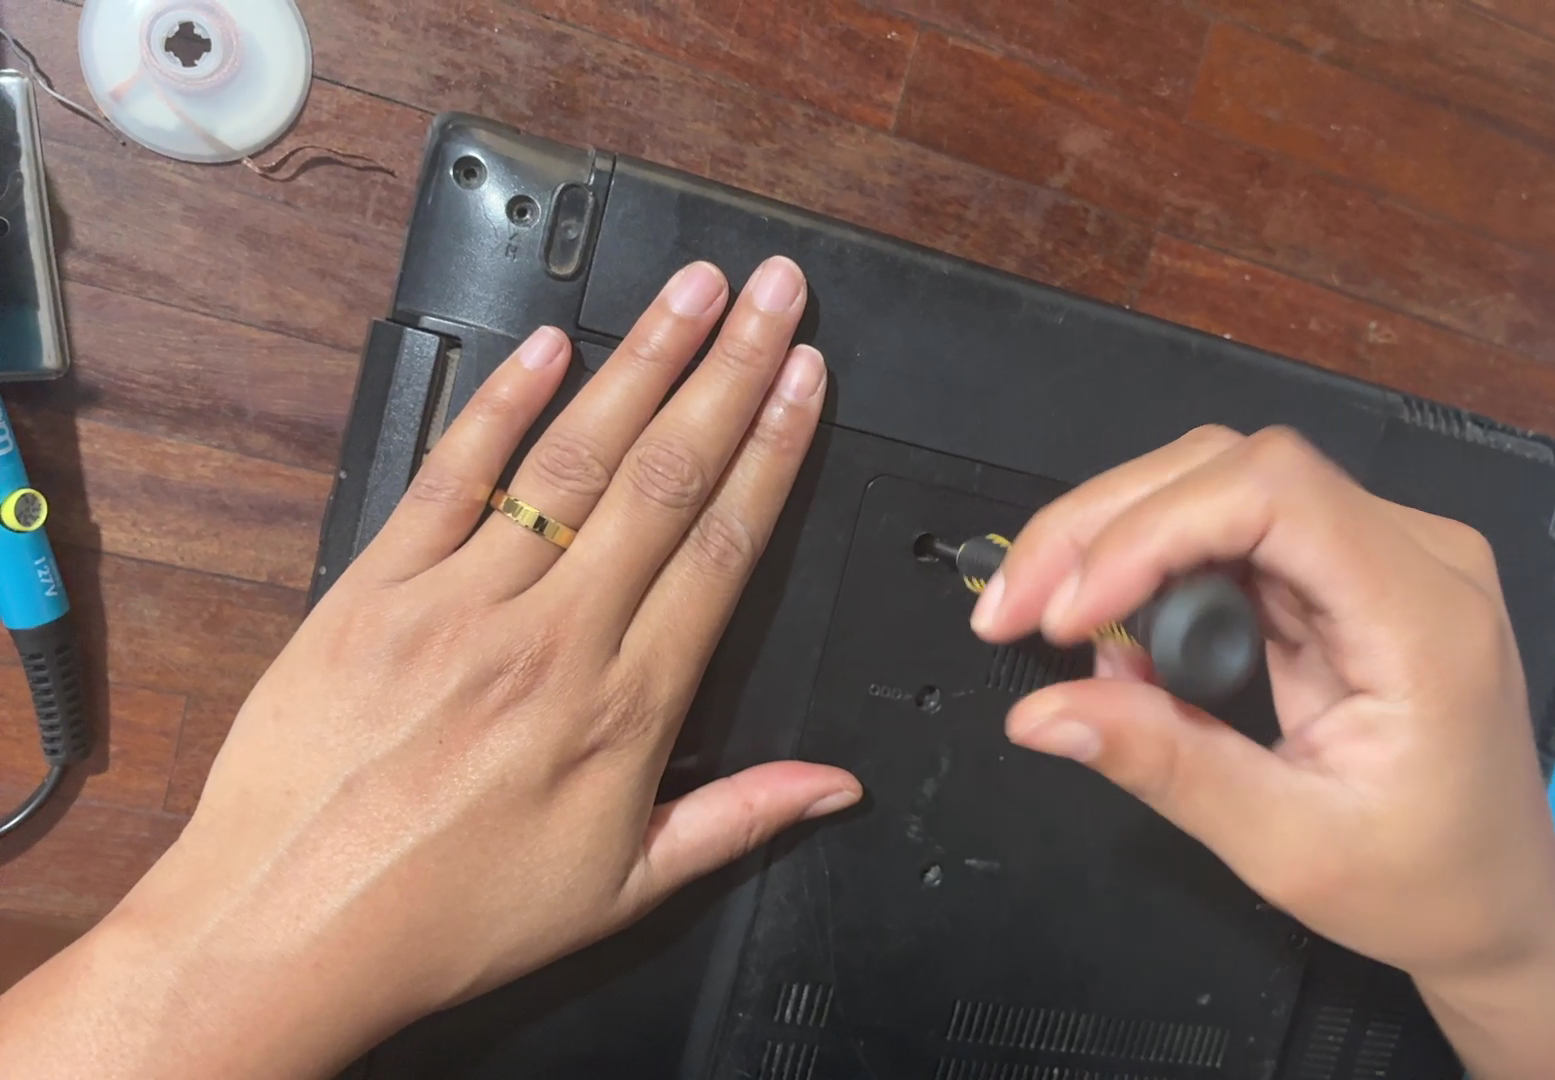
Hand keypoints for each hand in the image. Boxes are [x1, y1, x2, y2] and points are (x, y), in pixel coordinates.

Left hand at [0, 257, 860, 1078]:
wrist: (279, 935)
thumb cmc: (468, 908)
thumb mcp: (631, 884)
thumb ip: (746, 816)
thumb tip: (844, 787)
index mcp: (628, 699)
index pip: (725, 546)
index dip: (774, 452)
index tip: (806, 380)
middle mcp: (557, 631)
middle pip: (666, 477)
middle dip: (732, 374)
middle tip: (776, 297)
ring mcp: (462, 598)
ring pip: (574, 458)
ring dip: (643, 365)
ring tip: (695, 292)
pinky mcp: (377, 585)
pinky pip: (450, 477)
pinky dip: (502, 404)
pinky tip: (552, 346)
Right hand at [972, 427, 1554, 1079]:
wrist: (1498, 897)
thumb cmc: (1421, 886)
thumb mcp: (1289, 845)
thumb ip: (1165, 765)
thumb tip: (1035, 714)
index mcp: (1420, 612)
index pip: (1273, 492)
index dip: (1150, 530)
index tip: (1067, 617)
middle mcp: (1401, 546)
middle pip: (1221, 467)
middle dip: (1095, 528)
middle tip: (1009, 610)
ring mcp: (1365, 544)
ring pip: (1203, 483)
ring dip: (1103, 541)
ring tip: (1046, 623)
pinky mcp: (1326, 562)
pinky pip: (1212, 529)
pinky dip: (1139, 571)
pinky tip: (1109, 633)